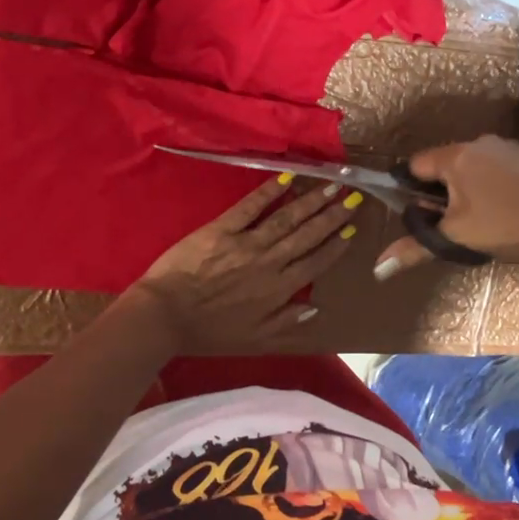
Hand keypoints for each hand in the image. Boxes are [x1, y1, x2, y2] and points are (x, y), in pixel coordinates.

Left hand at [125, 174, 361, 350]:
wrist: (165, 316)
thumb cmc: (208, 333)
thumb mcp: (253, 340)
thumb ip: (285, 323)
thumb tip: (315, 307)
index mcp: (278, 290)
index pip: (314, 263)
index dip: (335, 246)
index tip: (352, 230)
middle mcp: (269, 263)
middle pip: (306, 235)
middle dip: (332, 216)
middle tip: (353, 198)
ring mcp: (245, 243)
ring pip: (285, 218)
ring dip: (310, 201)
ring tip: (331, 186)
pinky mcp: (221, 229)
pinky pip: (249, 207)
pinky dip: (267, 192)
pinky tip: (285, 179)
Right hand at [374, 136, 518, 278]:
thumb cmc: (510, 224)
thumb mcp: (458, 238)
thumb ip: (415, 248)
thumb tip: (377, 269)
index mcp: (455, 157)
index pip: (414, 165)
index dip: (409, 190)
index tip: (420, 215)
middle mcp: (479, 143)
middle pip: (443, 167)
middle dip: (441, 194)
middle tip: (451, 225)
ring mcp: (508, 148)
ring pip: (472, 169)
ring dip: (468, 191)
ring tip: (482, 222)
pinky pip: (498, 170)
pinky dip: (493, 189)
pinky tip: (508, 213)